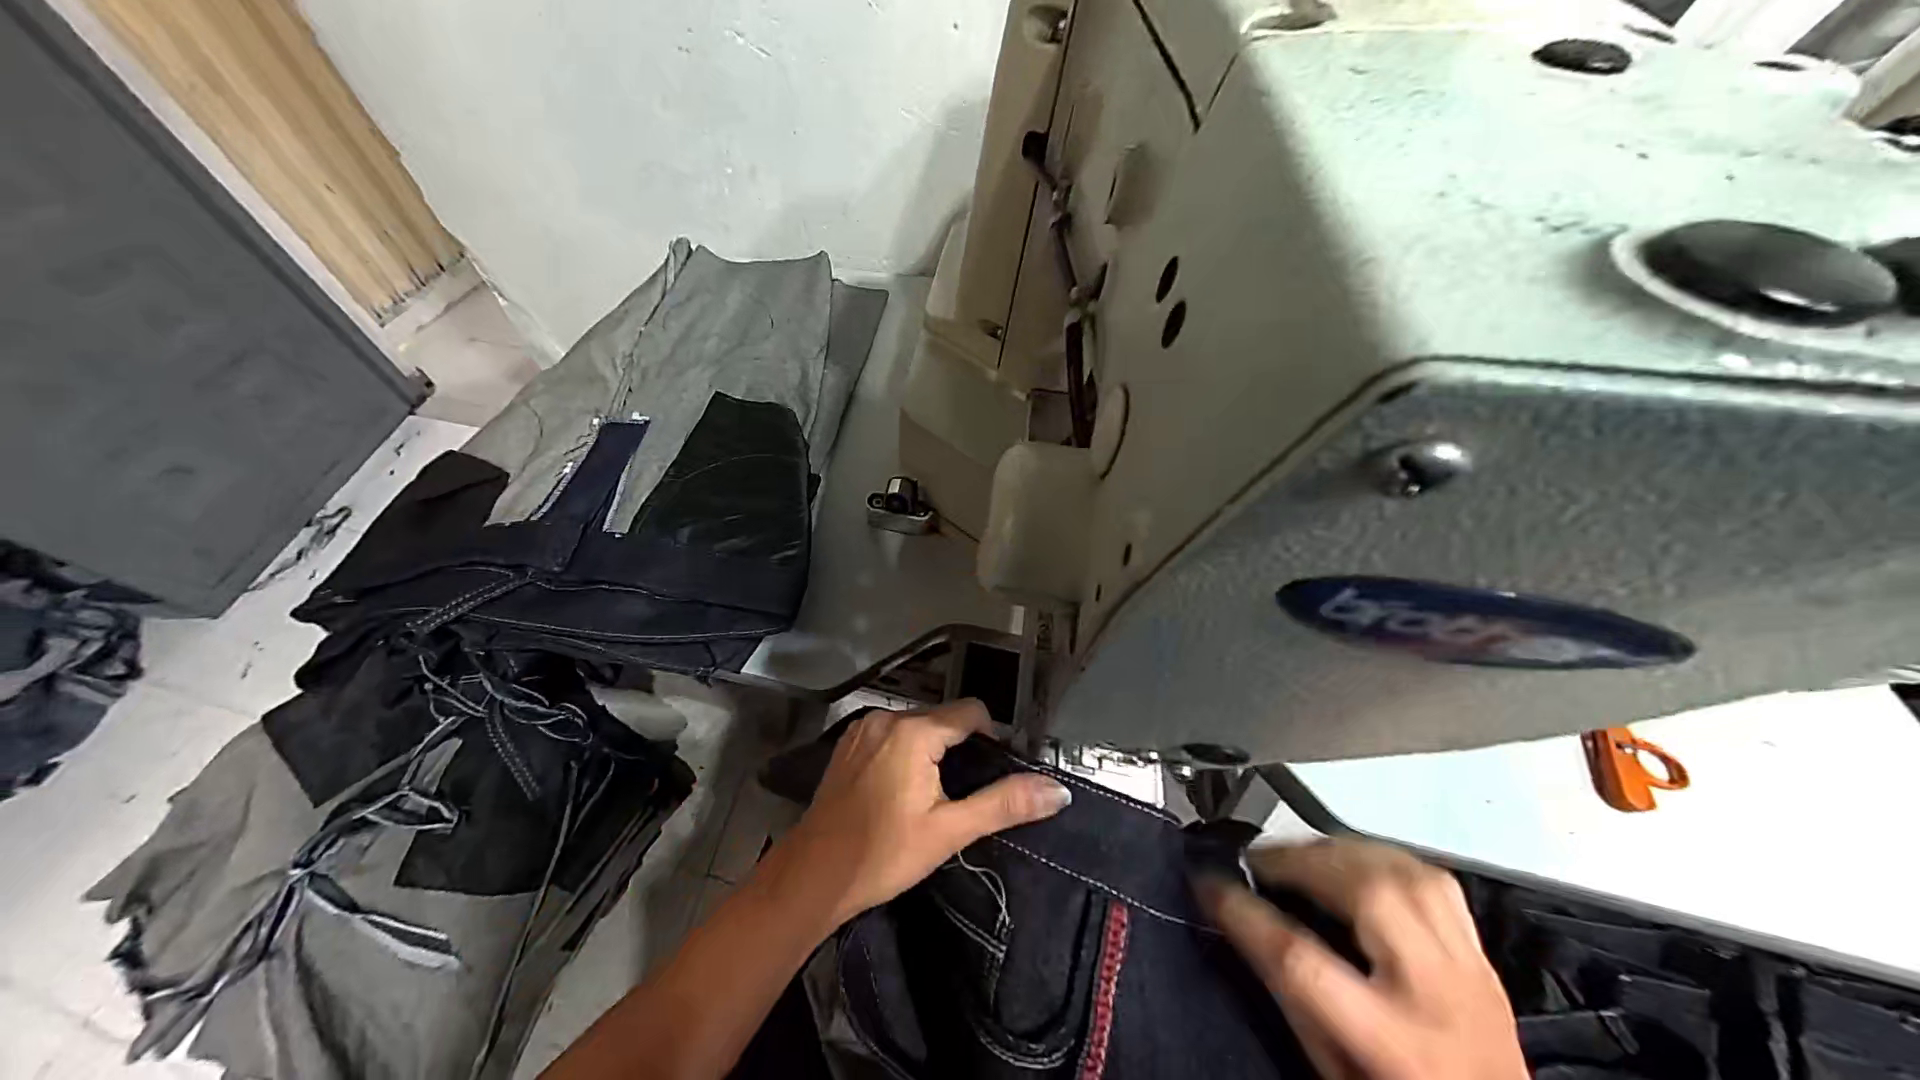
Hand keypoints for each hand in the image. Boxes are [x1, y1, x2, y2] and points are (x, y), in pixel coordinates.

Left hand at [768, 700, 1071, 927]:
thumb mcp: (949, 831)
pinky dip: (906, 752)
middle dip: (961, 747)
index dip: (992, 737)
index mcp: (914, 731)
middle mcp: (887, 718)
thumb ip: (1004, 804)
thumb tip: (1058, 790)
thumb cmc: (883, 854)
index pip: (971, 712)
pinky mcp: (848, 744)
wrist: (812, 876)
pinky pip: (891, 735)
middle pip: (943, 718)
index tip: (995, 772)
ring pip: (916, 726)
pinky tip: (902, 790)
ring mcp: (863, 729)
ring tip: (936, 794)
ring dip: (933, 750)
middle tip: (966, 792)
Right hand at [1197, 839, 1526, 1079]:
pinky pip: (1432, 878)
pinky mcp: (1479, 952)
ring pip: (1403, 872)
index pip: (1301, 961)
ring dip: (1337, 849)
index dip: (1244, 913)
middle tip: (1258, 859)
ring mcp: (1467, 968)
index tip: (1208, 885)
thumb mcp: (1330, 1064)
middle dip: (1299, 861)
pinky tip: (1352, 858)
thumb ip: (1288, 993)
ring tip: (1299, 852)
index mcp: (1392, 1042)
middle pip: (1366, 893)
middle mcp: (1437, 996)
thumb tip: (1241, 920)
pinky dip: (1382, 856)